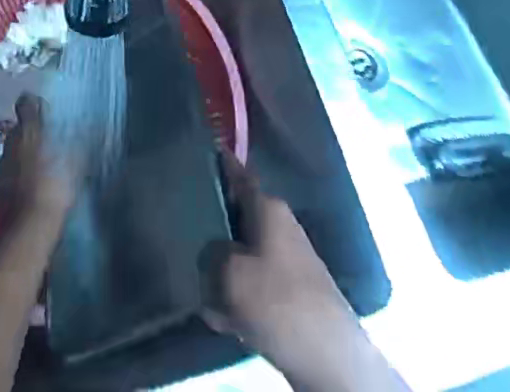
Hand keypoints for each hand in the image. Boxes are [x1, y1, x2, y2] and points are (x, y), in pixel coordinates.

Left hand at [0, 95, 77, 228]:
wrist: (32, 223)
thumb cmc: (57, 185)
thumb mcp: (77, 163)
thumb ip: (83, 143)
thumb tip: (98, 129)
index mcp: (30, 129)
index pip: (26, 102)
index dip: (34, 103)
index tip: (45, 110)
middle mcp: (11, 139)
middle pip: (20, 126)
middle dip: (32, 130)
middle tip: (48, 139)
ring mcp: (1, 160)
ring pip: (13, 146)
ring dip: (24, 150)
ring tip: (40, 162)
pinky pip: (9, 167)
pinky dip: (17, 170)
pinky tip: (29, 181)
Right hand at [204, 153, 406, 391]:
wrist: (328, 358)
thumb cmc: (277, 301)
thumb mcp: (229, 272)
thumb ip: (211, 252)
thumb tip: (212, 252)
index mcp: (268, 208)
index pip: (239, 174)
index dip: (220, 163)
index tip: (200, 152)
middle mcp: (280, 226)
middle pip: (236, 216)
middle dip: (212, 229)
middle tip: (182, 233)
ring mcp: (287, 259)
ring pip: (241, 254)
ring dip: (222, 271)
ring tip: (199, 287)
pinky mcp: (290, 292)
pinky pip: (253, 285)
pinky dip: (237, 297)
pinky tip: (221, 318)